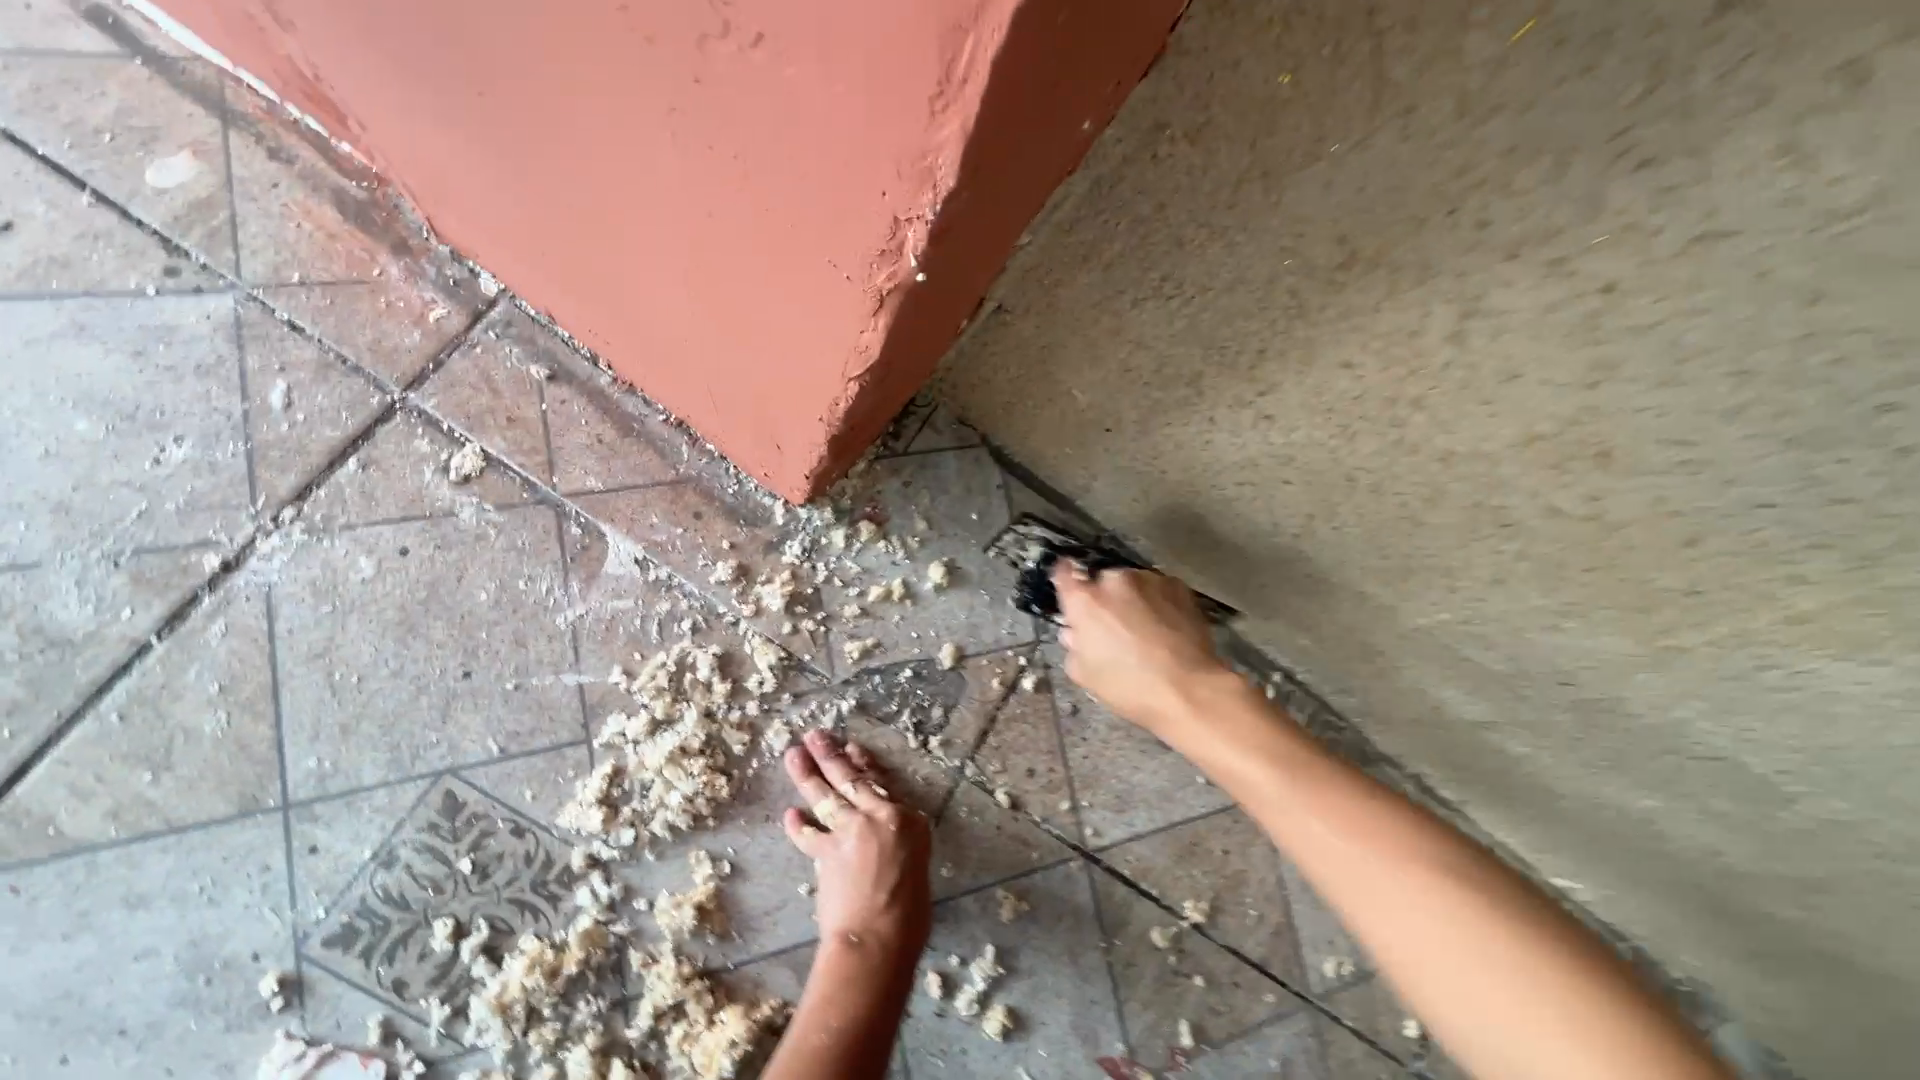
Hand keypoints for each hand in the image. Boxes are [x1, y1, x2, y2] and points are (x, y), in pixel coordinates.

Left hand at [781, 730, 931, 958]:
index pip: (883, 785)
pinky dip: (798, 825)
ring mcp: (851, 831)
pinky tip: (789, 814)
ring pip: (826, 796)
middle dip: (831, 755)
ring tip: (794, 754)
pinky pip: (809, 833)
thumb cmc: (910, 914)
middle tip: (814, 735)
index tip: (851, 747)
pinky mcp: (827, 851)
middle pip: (852, 780)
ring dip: (807, 773)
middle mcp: (880, 817)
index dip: (864, 764)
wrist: (879, 939)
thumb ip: (896, 846)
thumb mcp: (916, 867)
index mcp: (910, 821)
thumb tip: (880, 845)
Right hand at [1052, 561, 1230, 733]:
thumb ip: (1074, 646)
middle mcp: (1114, 581)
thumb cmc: (1129, 686)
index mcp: (1085, 601)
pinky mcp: (1178, 586)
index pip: (1063, 572)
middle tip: (1115, 627)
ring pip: (1133, 584)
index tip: (1072, 591)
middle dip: (1105, 599)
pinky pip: (1159, 589)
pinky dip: (1158, 602)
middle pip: (1102, 581)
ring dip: (1133, 599)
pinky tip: (1166, 627)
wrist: (1188, 689)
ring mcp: (1149, 580)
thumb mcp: (1085, 675)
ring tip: (1146, 630)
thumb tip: (1076, 633)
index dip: (1066, 580)